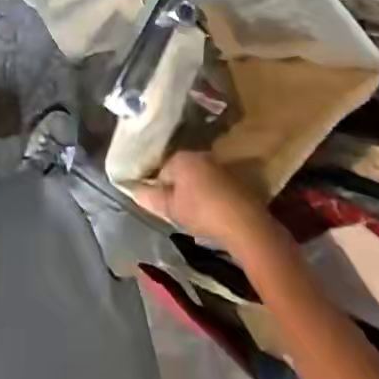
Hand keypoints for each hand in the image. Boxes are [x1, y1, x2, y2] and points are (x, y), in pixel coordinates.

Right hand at [132, 151, 275, 251]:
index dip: (159, 188)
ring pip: (199, 178)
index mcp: (181, 157)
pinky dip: (212, 197)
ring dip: (195, 192)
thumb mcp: (172, 209)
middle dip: (178, 188)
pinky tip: (213, 215)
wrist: (245, 224)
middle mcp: (201, 155)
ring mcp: (220, 166)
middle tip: (177, 211)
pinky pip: (215, 186)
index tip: (162, 206)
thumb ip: (152, 198)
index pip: (161, 169)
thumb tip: (134, 191)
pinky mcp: (237, 181)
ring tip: (195, 215)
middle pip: (181, 171)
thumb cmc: (202, 212)